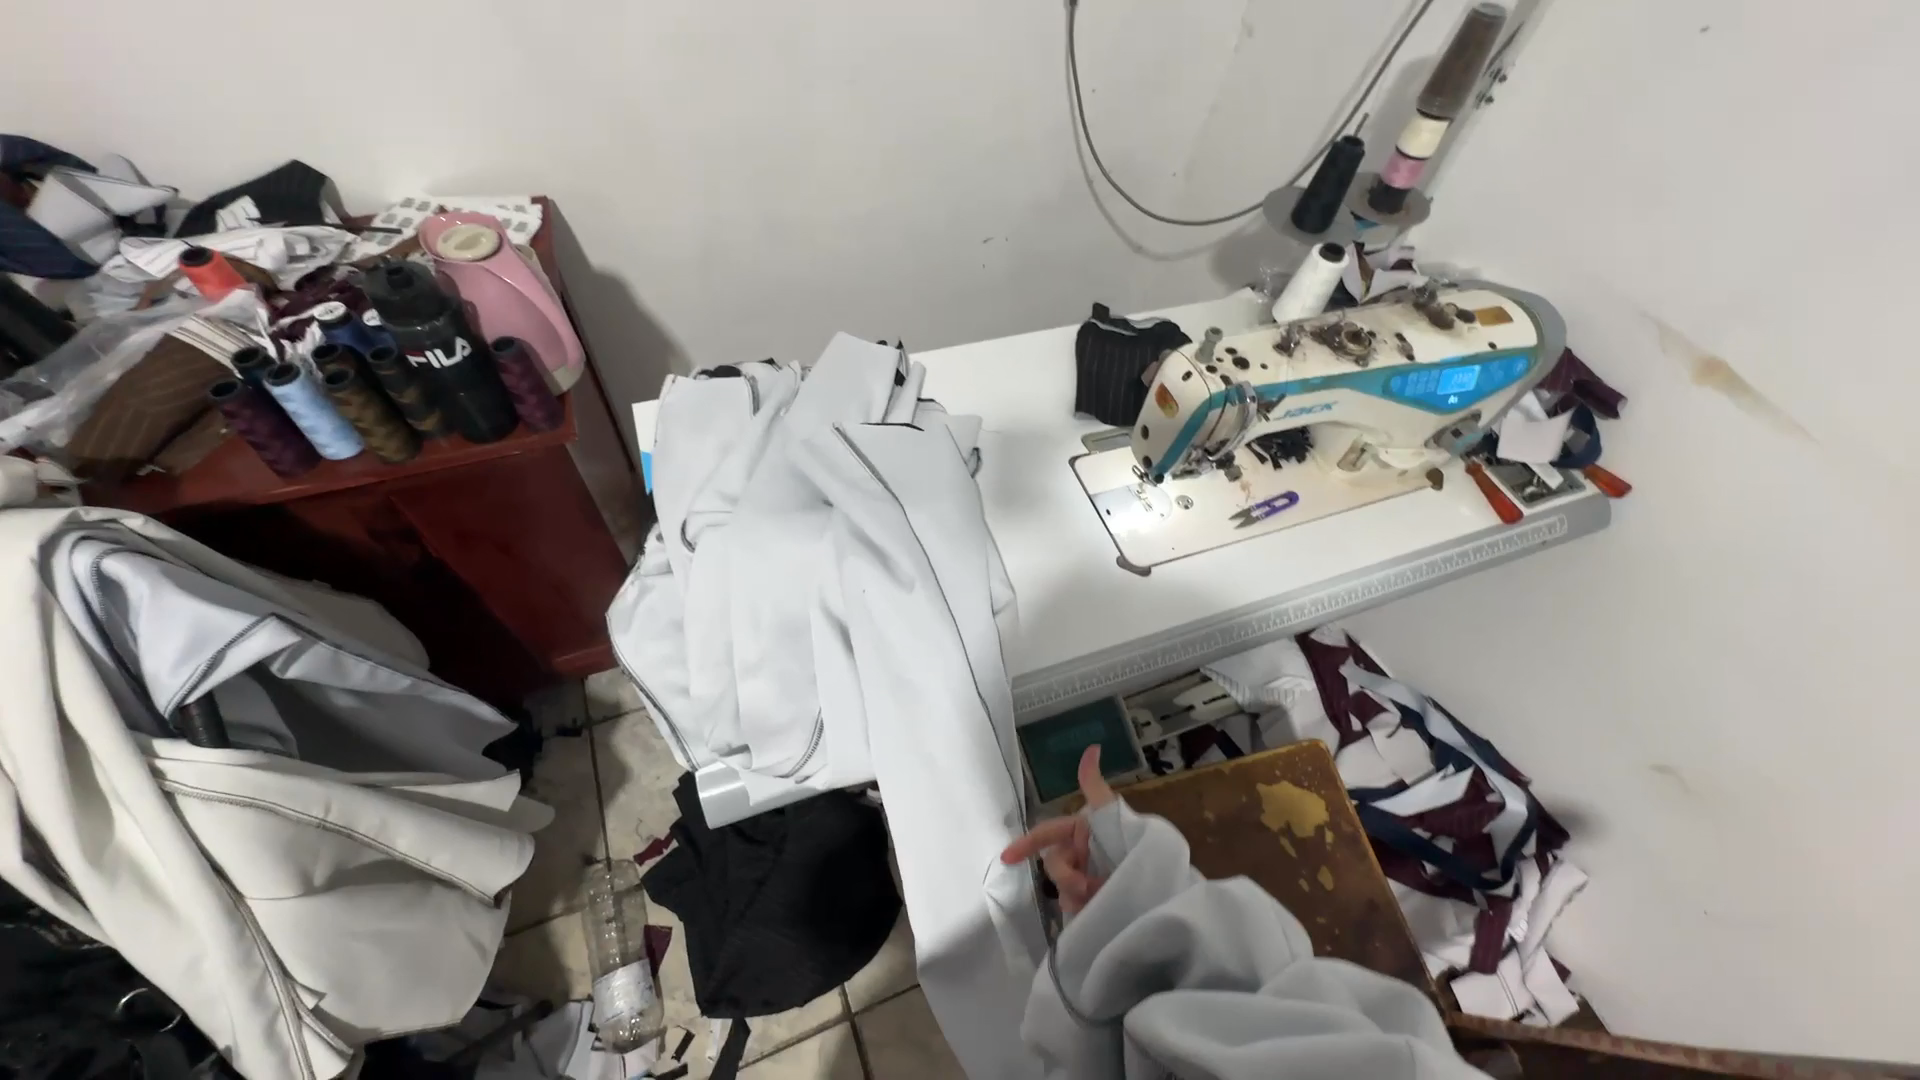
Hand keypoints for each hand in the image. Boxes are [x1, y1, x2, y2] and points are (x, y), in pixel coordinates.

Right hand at [999, 745, 1116, 914]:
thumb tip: (1093, 747)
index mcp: (1080, 832)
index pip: (1047, 834)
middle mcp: (1080, 853)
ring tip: (1093, 898)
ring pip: (1061, 887)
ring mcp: (1085, 877)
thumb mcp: (1112, 814)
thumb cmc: (1132, 844)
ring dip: (1072, 893)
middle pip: (1054, 863)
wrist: (1158, 887)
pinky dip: (1078, 907)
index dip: (1026, 844)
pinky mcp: (1093, 900)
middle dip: (1064, 874)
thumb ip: (1095, 786)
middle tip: (1084, 886)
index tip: (1006, 859)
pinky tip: (1093, 908)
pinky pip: (1072, 904)